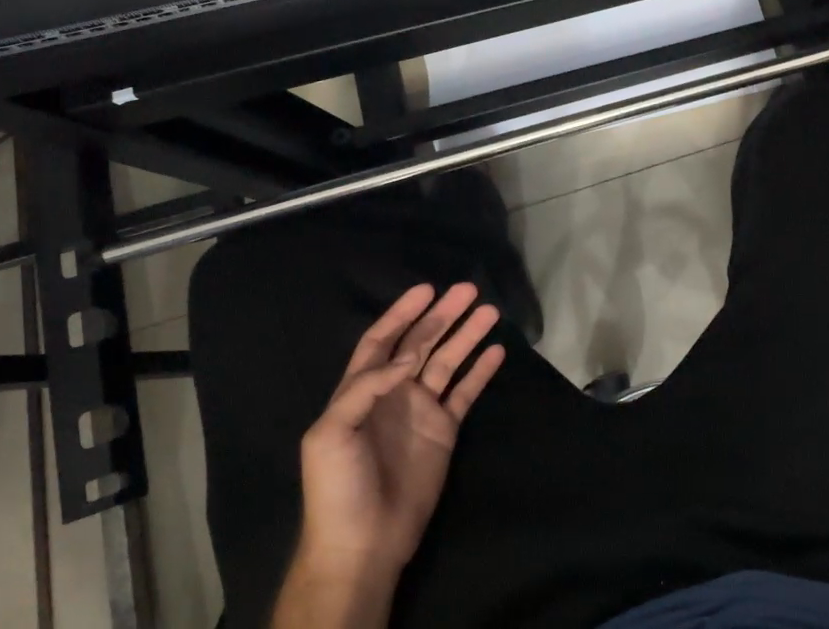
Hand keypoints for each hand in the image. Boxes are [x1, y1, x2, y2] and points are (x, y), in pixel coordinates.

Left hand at [295, 283, 504, 577]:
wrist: (363, 540)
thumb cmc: (337, 486)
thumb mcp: (331, 433)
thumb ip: (366, 388)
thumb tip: (409, 356)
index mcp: (359, 392)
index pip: (382, 342)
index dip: (402, 314)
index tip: (427, 289)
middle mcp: (392, 394)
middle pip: (421, 344)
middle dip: (442, 316)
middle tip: (469, 290)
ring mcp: (421, 411)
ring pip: (447, 362)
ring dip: (467, 336)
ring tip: (490, 312)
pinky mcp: (444, 430)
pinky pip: (465, 392)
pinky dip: (481, 371)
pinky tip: (496, 352)